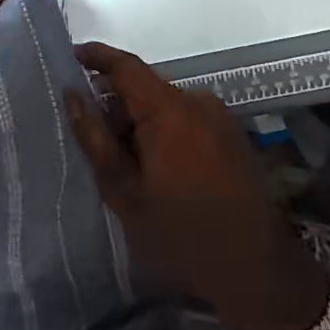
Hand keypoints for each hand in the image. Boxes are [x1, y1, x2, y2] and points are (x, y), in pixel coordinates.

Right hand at [69, 42, 329, 329]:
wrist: (259, 274)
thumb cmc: (180, 232)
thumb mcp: (122, 189)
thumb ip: (93, 136)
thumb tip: (72, 94)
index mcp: (170, 111)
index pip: (126, 66)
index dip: (96, 56)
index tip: (70, 57)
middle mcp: (199, 103)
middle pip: (145, 86)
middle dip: (114, 101)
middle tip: (90, 132)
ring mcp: (221, 119)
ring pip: (165, 104)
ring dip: (138, 119)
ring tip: (121, 157)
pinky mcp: (233, 137)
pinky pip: (186, 118)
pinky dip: (162, 129)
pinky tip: (153, 165)